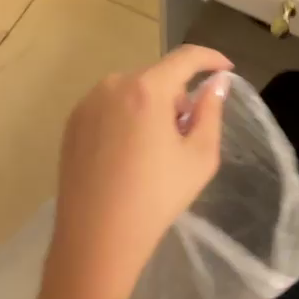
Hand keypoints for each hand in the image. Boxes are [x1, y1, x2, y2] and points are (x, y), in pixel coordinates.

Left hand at [45, 44, 235, 298]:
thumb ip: (211, 111)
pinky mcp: (72, 122)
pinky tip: (128, 158)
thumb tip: (216, 82)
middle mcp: (113, 84)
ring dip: (151, 108)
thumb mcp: (199, 157)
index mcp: (146, 89)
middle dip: (177, 97)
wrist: (95, 240)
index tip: (226, 69)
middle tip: (184, 136)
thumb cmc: (155, 199)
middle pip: (158, 78)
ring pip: (133, 91)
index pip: (185, 57)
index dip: (210, 58)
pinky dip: (126, 119)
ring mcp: (88, 102)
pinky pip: (110, 107)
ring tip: (154, 153)